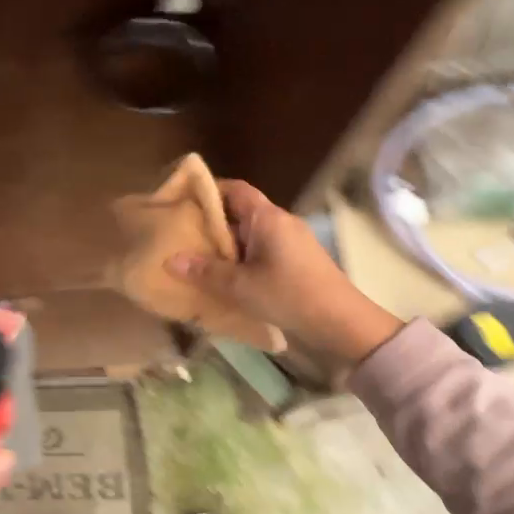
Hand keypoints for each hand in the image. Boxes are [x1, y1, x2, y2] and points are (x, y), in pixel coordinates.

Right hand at [169, 179, 402, 365]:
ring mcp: (291, 242)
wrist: (342, 323)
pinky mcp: (296, 261)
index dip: (209, 190)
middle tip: (180, 236)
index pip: (235, 189)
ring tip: (196, 259)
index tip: (182, 201)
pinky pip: (261, 250)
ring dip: (225, 245)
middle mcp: (280, 223)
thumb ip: (205, 271)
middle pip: (240, 212)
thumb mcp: (240, 286)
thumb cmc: (289, 294)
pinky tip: (225, 277)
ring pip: (250, 234)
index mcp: (267, 218)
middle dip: (211, 223)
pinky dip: (241, 258)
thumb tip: (170, 260)